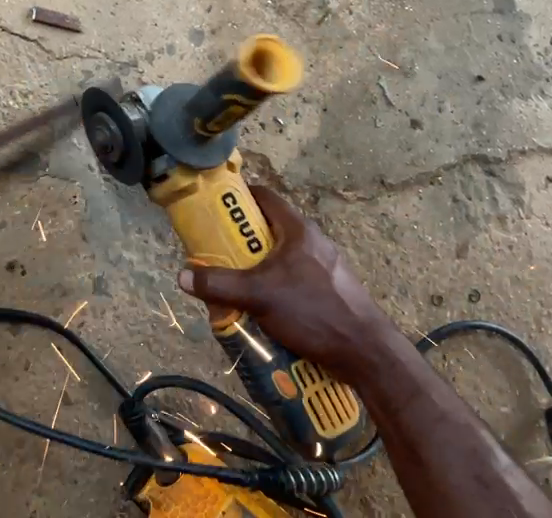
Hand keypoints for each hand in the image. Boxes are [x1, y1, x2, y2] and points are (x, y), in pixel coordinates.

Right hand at [177, 185, 397, 377]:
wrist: (368, 354)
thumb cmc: (314, 311)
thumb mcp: (259, 296)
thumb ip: (219, 285)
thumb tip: (183, 277)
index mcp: (298, 230)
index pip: (264, 197)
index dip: (238, 198)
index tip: (215, 209)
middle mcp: (313, 242)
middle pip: (270, 228)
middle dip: (243, 240)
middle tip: (219, 253)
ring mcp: (325, 267)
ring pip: (283, 256)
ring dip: (259, 267)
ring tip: (238, 284)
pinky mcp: (332, 291)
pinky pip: (296, 279)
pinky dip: (276, 286)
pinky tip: (265, 308)